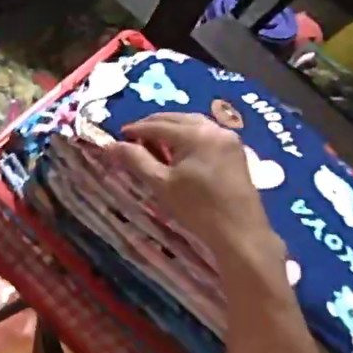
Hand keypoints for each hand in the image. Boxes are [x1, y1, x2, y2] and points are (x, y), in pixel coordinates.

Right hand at [110, 113, 280, 265]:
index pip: (157, 125)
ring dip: (171, 127)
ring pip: (192, 123)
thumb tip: (111, 145)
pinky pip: (206, 132)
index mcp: (195, 134)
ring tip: (154, 141)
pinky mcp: (236, 150)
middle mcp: (214, 129)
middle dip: (152, 125)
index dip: (135, 130)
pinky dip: (188, 134)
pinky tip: (179, 148)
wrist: (241, 234)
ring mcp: (228, 138)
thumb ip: (135, 159)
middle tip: (134, 137)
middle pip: (176, 118)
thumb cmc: (198, 209)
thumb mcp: (161, 184)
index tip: (119, 137)